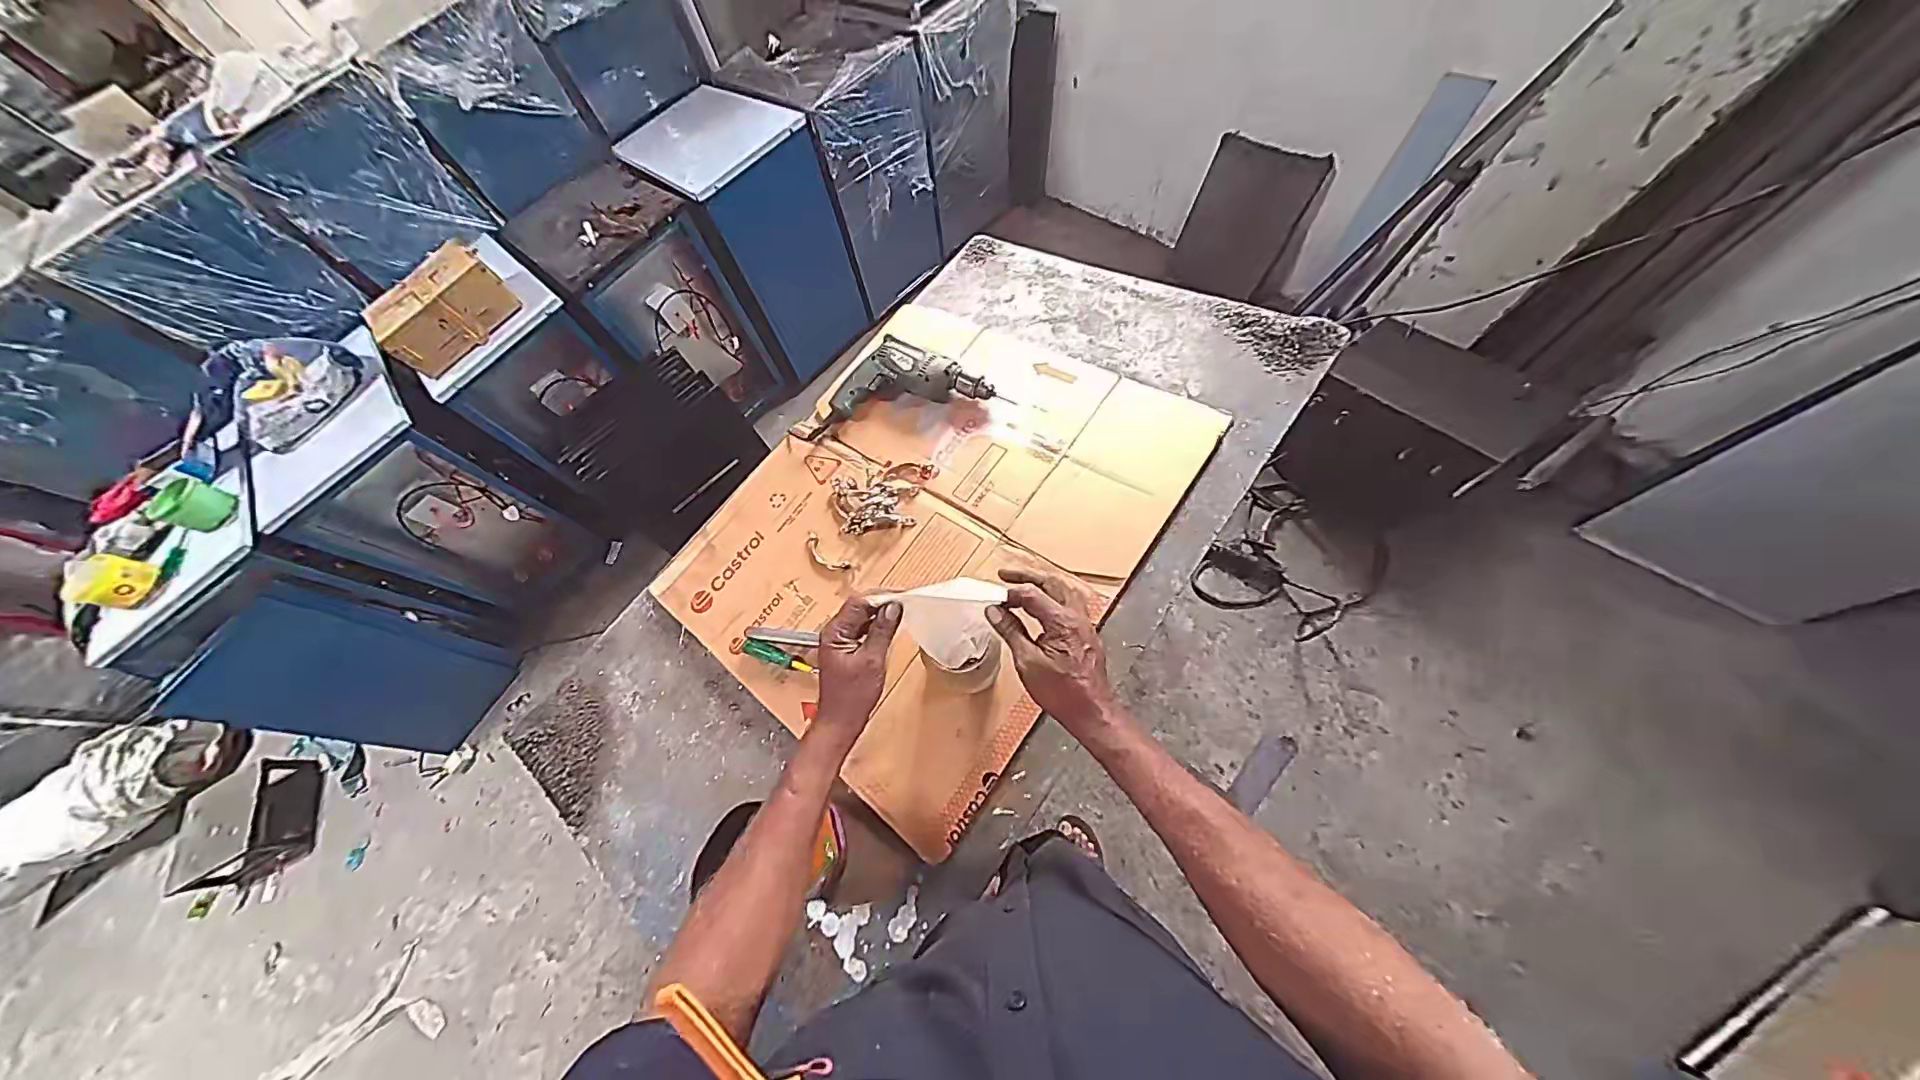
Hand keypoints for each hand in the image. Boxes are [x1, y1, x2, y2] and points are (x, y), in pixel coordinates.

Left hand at [811, 595, 901, 739]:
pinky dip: (876, 625)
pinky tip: (890, 626)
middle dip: (882, 602)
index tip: (901, 596)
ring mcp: (839, 640)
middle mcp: (833, 633)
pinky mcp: (845, 648)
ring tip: (901, 611)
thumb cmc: (851, 698)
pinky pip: (862, 628)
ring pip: (861, 617)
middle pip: (858, 606)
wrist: (841, 722)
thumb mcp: (872, 660)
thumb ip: (882, 631)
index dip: (881, 597)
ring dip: (880, 613)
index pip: (858, 603)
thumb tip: (893, 608)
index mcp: (834, 633)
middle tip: (905, 602)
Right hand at [986, 568, 1119, 737]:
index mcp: (1062, 621)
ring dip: (1044, 584)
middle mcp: (1077, 617)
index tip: (994, 598)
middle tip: (1006, 575)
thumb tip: (995, 612)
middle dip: (1028, 576)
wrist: (1091, 711)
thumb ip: (1011, 631)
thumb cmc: (1062, 692)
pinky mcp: (1087, 634)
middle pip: (1052, 583)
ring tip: (1024, 584)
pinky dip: (1054, 597)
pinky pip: (1071, 604)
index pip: (1031, 594)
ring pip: (1065, 590)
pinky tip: (1044, 605)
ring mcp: (1085, 624)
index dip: (1010, 593)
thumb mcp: (1027, 662)